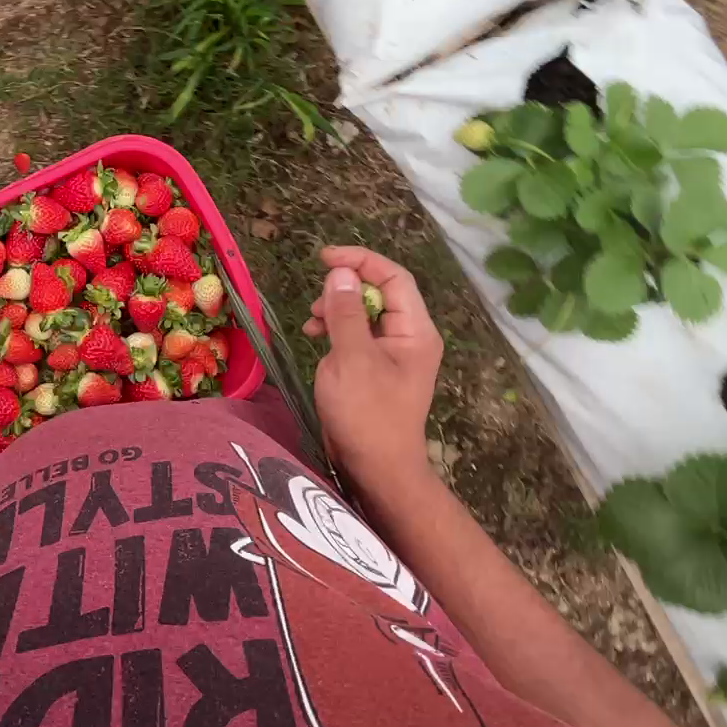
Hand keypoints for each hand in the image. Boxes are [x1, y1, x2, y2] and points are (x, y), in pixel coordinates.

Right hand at [302, 246, 443, 490]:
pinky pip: (358, 332)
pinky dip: (336, 327)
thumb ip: (347, 313)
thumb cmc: (367, 414)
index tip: (324, 258)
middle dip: (345, 287)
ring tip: (312, 322)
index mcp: (415, 331)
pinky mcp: (376, 366)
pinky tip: (316, 336)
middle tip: (315, 301)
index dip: (361, 261)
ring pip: (366, 310)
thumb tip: (340, 273)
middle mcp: (410, 336)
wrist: (376, 468)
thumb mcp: (351, 359)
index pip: (394, 277)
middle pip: (381, 291)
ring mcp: (393, 352)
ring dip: (337, 308)